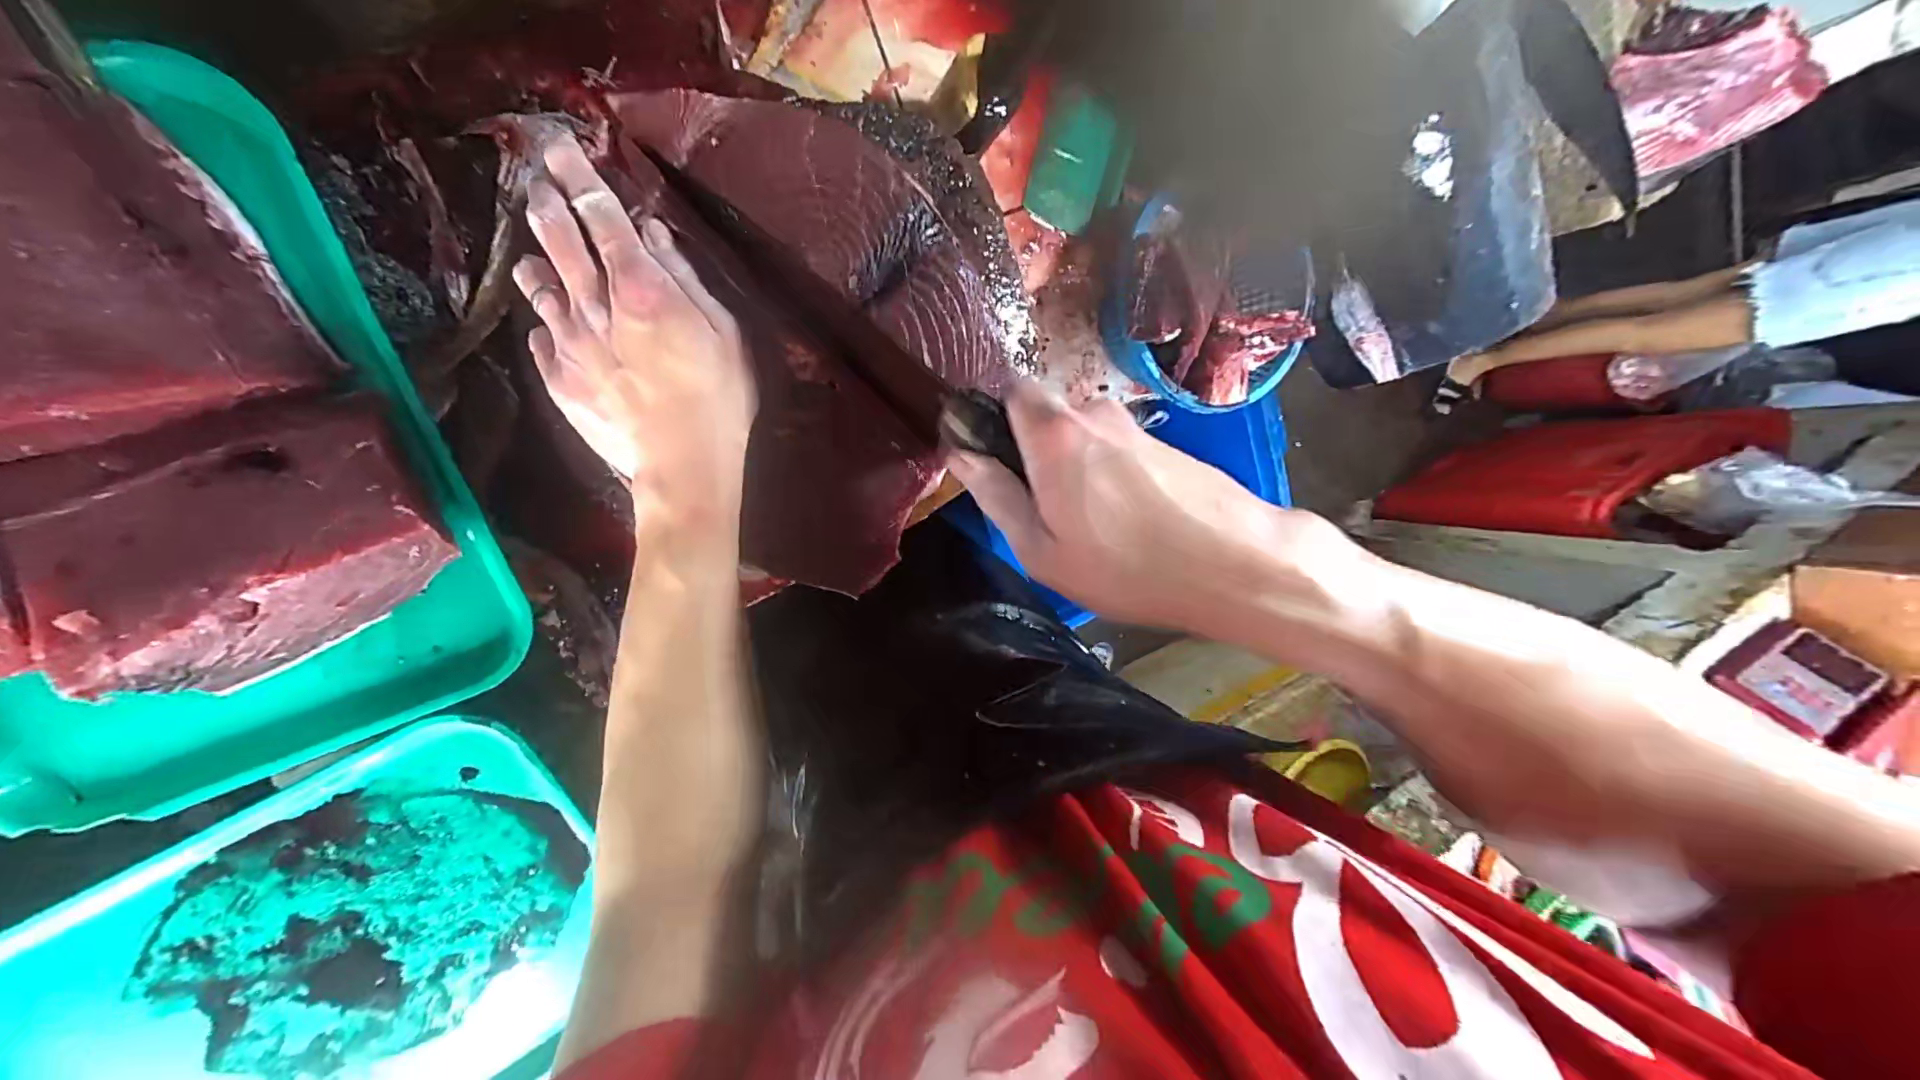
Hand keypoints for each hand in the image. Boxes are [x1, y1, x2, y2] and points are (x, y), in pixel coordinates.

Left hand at [514, 133, 753, 537]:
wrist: (683, 466)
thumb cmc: (721, 400)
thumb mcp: (725, 333)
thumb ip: (687, 279)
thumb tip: (654, 234)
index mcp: (642, 290)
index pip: (603, 219)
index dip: (581, 179)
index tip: (561, 148)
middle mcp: (596, 307)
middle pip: (562, 244)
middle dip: (548, 206)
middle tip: (536, 182)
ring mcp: (572, 346)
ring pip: (542, 290)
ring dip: (536, 262)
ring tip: (528, 250)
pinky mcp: (561, 381)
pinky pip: (543, 341)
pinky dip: (545, 324)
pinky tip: (546, 322)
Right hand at [947, 383, 1371, 647]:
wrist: (1238, 565)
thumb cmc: (1126, 567)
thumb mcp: (1040, 548)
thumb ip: (995, 494)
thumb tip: (962, 455)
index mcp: (1054, 432)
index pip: (1008, 387)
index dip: (994, 418)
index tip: (995, 460)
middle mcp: (1093, 413)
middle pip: (1045, 416)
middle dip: (1035, 454)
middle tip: (1048, 513)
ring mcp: (1134, 426)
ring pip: (1081, 437)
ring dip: (1074, 469)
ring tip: (1094, 526)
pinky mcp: (1164, 443)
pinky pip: (1115, 450)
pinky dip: (1109, 476)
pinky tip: (1128, 522)